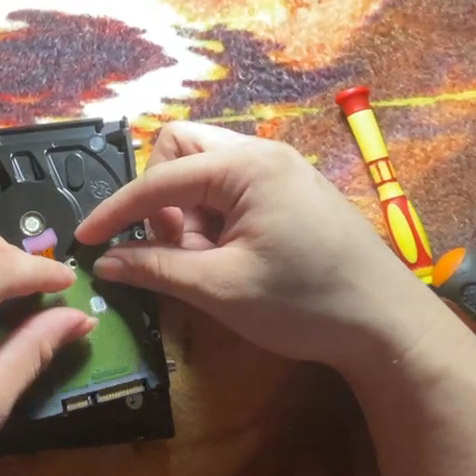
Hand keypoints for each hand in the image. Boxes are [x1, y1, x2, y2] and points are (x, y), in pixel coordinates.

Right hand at [75, 121, 445, 378]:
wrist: (390, 326)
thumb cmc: (307, 304)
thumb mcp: (221, 290)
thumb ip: (156, 269)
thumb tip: (105, 262)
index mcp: (246, 166)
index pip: (160, 179)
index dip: (116, 210)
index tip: (85, 239)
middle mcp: (261, 152)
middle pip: (180, 148)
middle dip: (159, 195)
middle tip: (170, 244)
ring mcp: (278, 168)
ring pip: (202, 167)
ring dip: (185, 208)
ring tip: (204, 258)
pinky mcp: (288, 189)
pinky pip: (228, 186)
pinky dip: (211, 216)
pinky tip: (228, 255)